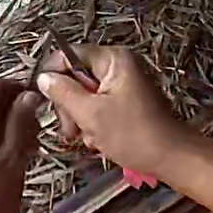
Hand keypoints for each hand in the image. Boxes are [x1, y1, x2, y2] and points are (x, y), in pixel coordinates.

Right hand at [36, 45, 196, 179]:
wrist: (170, 157)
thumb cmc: (132, 134)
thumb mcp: (91, 114)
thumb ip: (63, 93)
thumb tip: (42, 77)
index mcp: (112, 58)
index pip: (68, 54)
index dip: (53, 76)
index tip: (47, 102)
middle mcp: (117, 63)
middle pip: (75, 74)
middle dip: (69, 103)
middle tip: (72, 130)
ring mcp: (121, 81)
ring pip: (83, 92)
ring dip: (79, 116)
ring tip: (87, 137)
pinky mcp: (124, 98)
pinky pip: (96, 103)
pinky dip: (92, 121)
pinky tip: (97, 138)